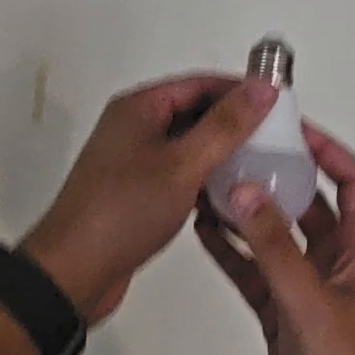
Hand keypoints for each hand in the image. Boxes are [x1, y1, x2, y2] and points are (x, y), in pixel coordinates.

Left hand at [20, 72, 276, 324]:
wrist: (74, 271)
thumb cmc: (124, 212)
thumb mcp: (182, 165)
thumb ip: (226, 126)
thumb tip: (263, 87)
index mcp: (139, 107)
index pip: (200, 84)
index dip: (240, 91)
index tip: (280, 106)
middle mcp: (134, 127)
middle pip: (195, 113)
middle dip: (236, 126)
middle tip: (278, 141)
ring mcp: (134, 161)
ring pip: (190, 147)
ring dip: (223, 156)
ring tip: (264, 170)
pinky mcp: (137, 192)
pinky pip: (180, 175)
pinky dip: (206, 182)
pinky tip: (233, 199)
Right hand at [198, 123, 354, 354]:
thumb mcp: (311, 307)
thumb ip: (275, 248)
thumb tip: (250, 194)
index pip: (353, 184)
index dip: (327, 150)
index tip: (293, 127)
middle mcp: (336, 269)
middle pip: (308, 203)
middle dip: (279, 174)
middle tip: (244, 149)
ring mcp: (307, 293)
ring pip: (275, 236)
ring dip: (249, 210)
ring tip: (216, 183)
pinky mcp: (283, 318)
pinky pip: (254, 271)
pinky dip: (233, 251)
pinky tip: (209, 233)